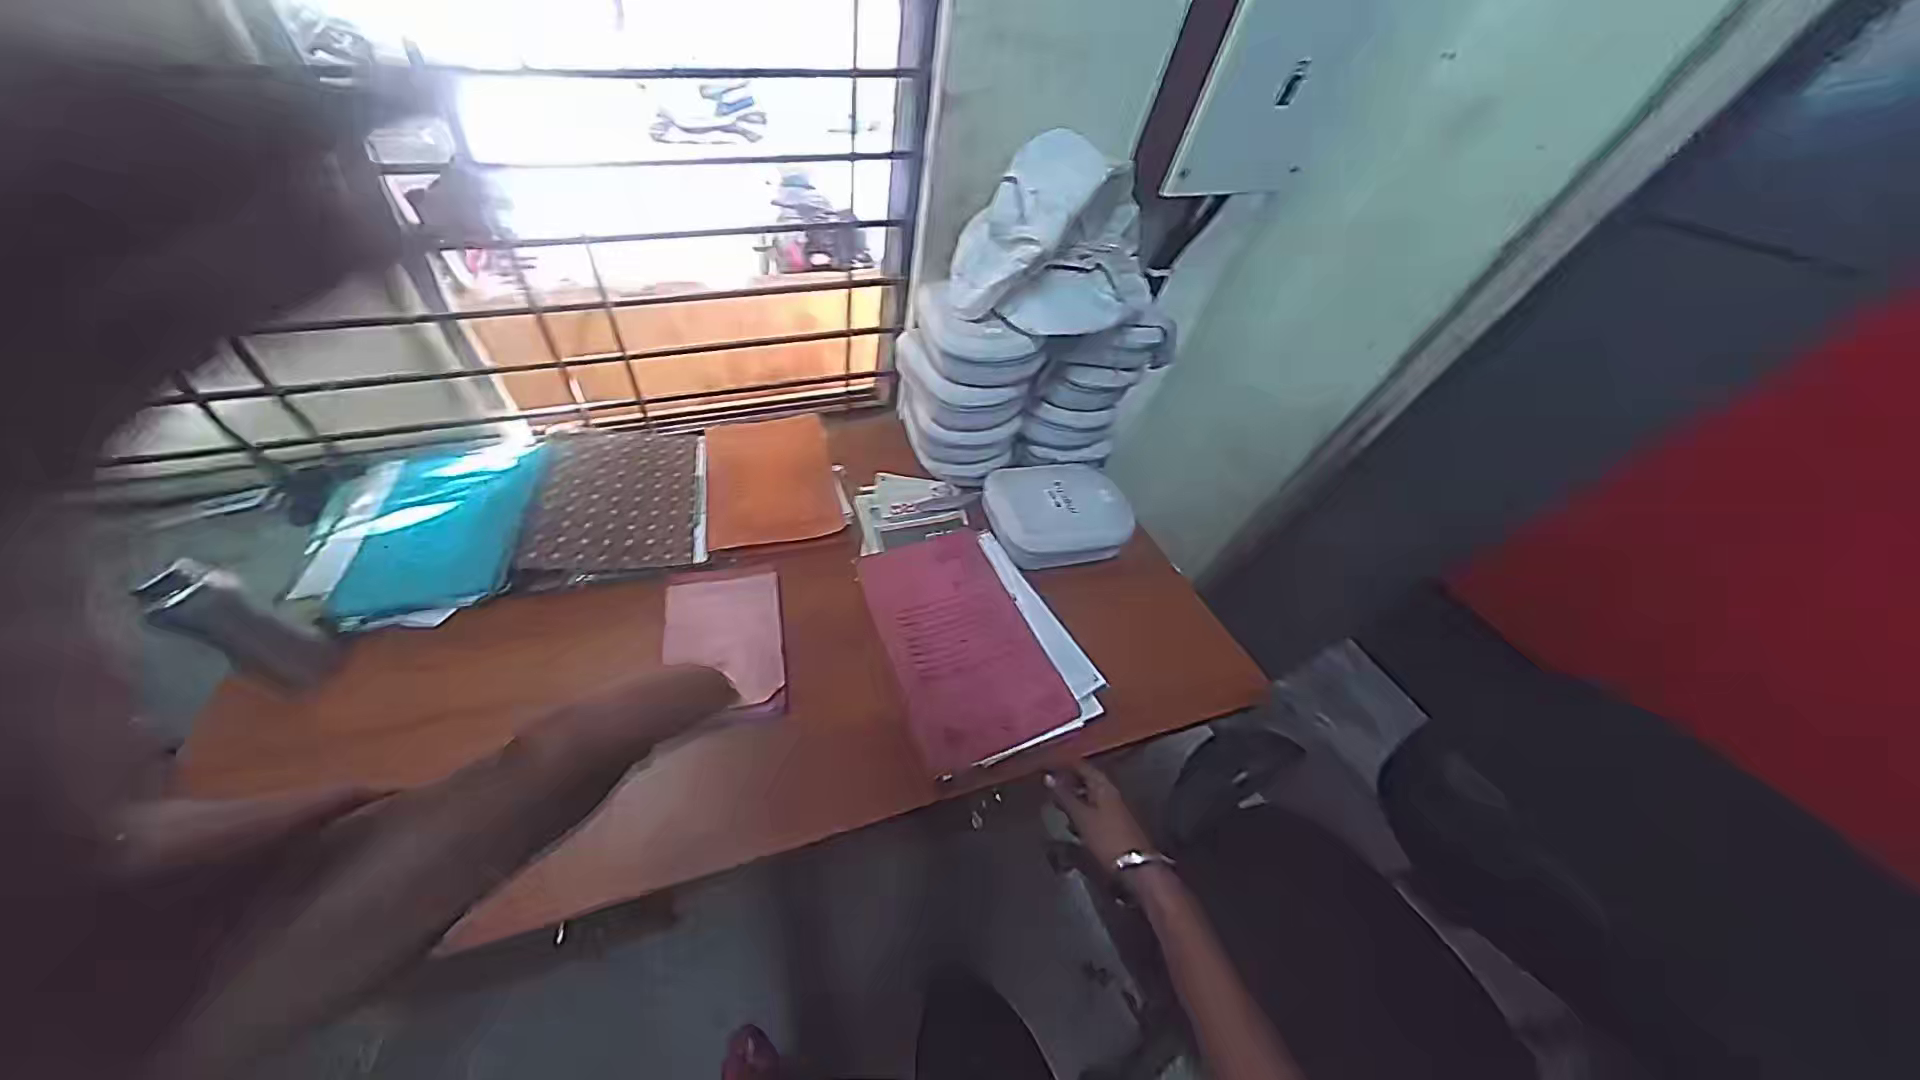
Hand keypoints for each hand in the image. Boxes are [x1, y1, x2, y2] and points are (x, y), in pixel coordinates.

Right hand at [1046, 761, 1156, 875]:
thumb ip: (1064, 796)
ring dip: (1072, 797)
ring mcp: (1113, 809)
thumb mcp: (1081, 816)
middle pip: (1085, 780)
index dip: (1063, 763)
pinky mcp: (1114, 824)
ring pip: (1089, 796)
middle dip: (1067, 781)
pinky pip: (1093, 811)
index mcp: (1102, 785)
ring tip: (1054, 802)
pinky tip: (1070, 822)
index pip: (1081, 766)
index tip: (1046, 765)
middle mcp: (1109, 792)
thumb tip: (1048, 776)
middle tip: (1047, 784)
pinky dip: (1080, 812)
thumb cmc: (1106, 837)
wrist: (1136, 868)